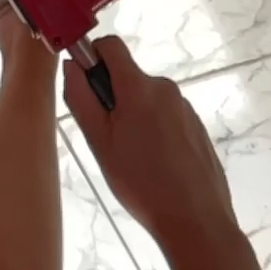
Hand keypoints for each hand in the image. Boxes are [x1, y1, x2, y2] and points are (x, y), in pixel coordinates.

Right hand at [64, 36, 239, 243]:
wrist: (198, 223)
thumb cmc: (140, 182)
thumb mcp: (98, 142)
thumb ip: (80, 97)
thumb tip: (72, 65)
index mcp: (138, 87)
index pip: (111, 45)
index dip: (94, 56)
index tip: (88, 85)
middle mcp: (165, 88)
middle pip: (129, 77)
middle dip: (114, 97)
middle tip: (109, 136)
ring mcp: (185, 108)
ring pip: (147, 99)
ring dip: (135, 116)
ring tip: (135, 157)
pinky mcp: (198, 127)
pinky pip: (167, 116)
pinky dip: (156, 130)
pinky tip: (157, 165)